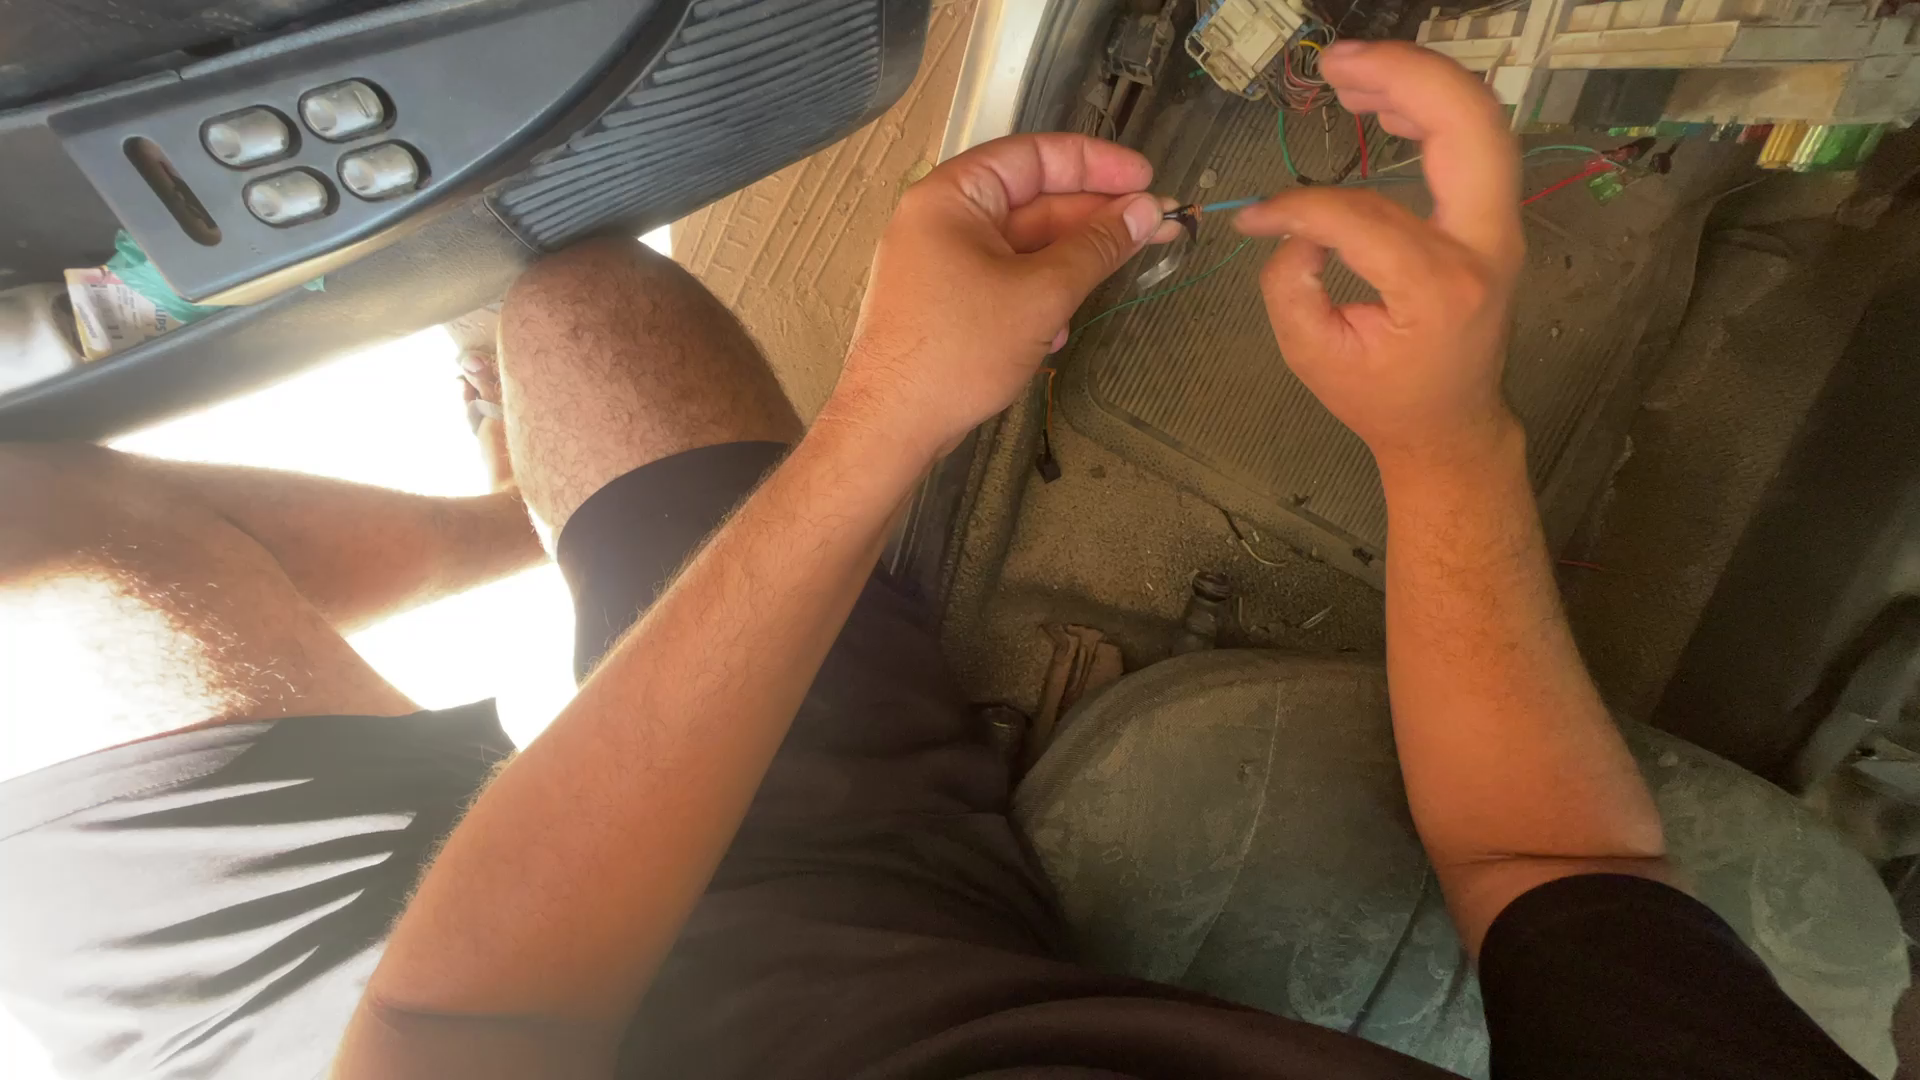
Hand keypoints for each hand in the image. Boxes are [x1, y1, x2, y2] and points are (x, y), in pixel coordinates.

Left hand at [827, 134, 1180, 461]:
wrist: (893, 425)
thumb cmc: (959, 351)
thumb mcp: (1040, 295)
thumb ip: (1096, 248)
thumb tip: (1147, 212)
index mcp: (953, 196)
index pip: (1035, 156)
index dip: (1098, 165)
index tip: (1148, 181)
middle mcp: (942, 222)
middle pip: (1032, 205)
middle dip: (1092, 222)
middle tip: (1155, 231)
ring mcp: (939, 268)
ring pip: (1020, 252)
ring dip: (1068, 268)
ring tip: (1115, 279)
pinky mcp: (944, 308)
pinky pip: (1001, 287)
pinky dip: (1035, 301)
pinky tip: (1057, 332)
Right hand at [1236, 42, 1524, 470]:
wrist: (1447, 422)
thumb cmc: (1378, 398)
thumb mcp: (1312, 356)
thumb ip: (1291, 285)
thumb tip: (1292, 227)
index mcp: (1435, 287)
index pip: (1359, 216)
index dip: (1297, 208)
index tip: (1253, 220)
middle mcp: (1484, 244)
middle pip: (1465, 123)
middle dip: (1400, 77)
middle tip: (1334, 63)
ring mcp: (1500, 227)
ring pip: (1479, 122)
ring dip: (1417, 84)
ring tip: (1351, 72)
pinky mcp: (1492, 221)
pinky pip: (1471, 146)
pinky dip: (1431, 112)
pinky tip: (1387, 104)